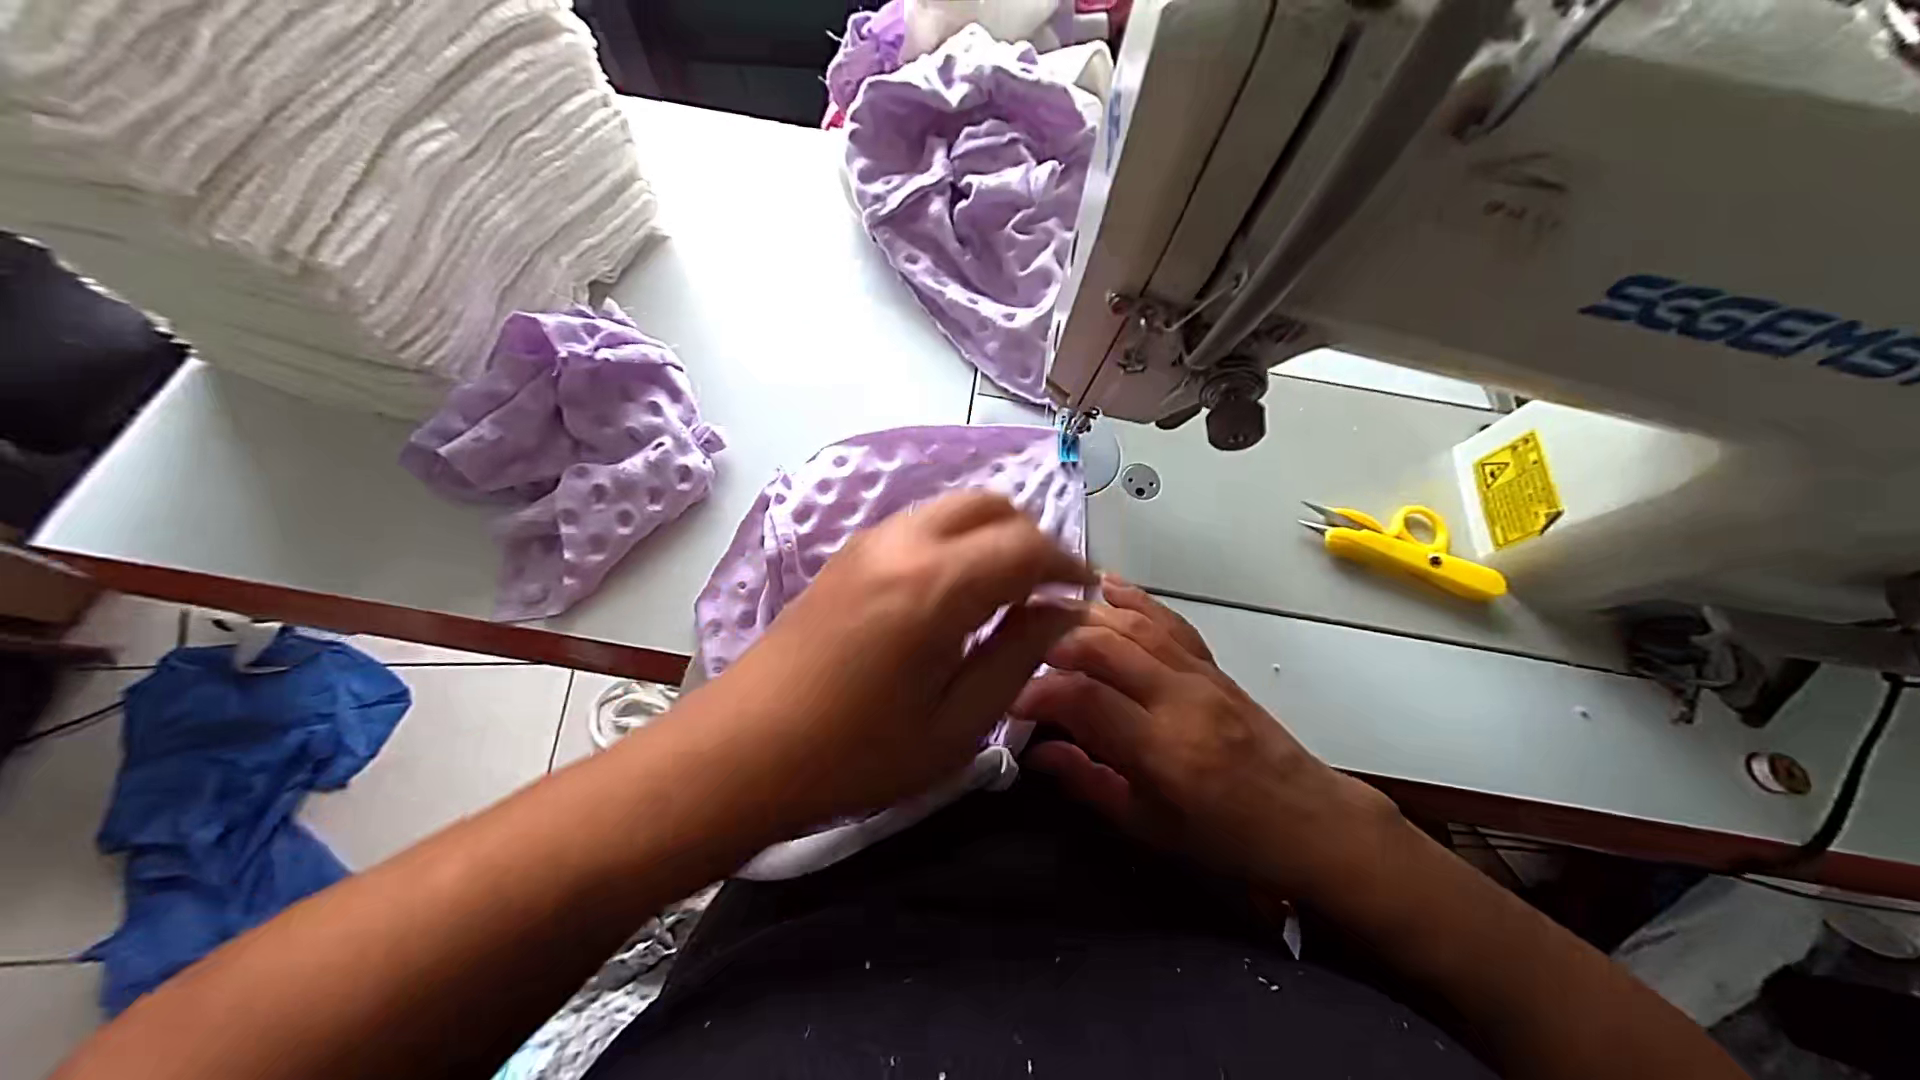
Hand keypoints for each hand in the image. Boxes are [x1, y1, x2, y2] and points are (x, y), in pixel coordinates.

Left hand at [683, 492, 1093, 832]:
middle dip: (1032, 539)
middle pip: (991, 506)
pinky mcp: (846, 556)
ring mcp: (868, 543)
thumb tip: (1060, 612)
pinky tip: (953, 592)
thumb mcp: (956, 724)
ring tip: (1005, 592)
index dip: (1066, 566)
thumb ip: (1018, 655)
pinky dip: (954, 540)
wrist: (744, 751)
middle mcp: (904, 543)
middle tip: (1045, 592)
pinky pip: (919, 525)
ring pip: (953, 508)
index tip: (1081, 597)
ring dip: (992, 535)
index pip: (1027, 545)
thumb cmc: (856, 754)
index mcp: (938, 584)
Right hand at [1014, 576, 1401, 898]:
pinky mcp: (1211, 665)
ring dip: (1081, 613)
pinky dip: (1133, 599)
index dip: (1037, 691)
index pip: (1084, 698)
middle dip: (1048, 639)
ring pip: (1131, 626)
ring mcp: (1198, 675)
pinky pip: (1168, 621)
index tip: (1007, 698)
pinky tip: (1104, 586)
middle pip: (1103, 647)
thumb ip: (1088, 782)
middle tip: (1010, 643)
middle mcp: (1179, 700)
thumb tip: (1035, 752)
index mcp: (1162, 750)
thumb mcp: (1149, 826)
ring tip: (1039, 609)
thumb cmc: (1225, 838)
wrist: (1308, 820)